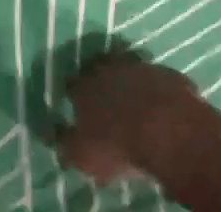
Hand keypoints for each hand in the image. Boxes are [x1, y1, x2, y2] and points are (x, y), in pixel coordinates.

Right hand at [54, 51, 217, 184]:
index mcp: (82, 85)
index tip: (77, 105)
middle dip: (101, 77)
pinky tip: (166, 102)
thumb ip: (64, 143)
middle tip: (108, 94)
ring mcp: (141, 68)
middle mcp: (107, 69)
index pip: (70, 83)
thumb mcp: (83, 155)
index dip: (74, 94)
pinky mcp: (171, 76)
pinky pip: (162, 78)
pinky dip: (161, 87)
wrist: (172, 136)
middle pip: (100, 65)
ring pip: (131, 65)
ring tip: (137, 95)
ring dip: (132, 77)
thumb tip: (48, 134)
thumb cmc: (120, 146)